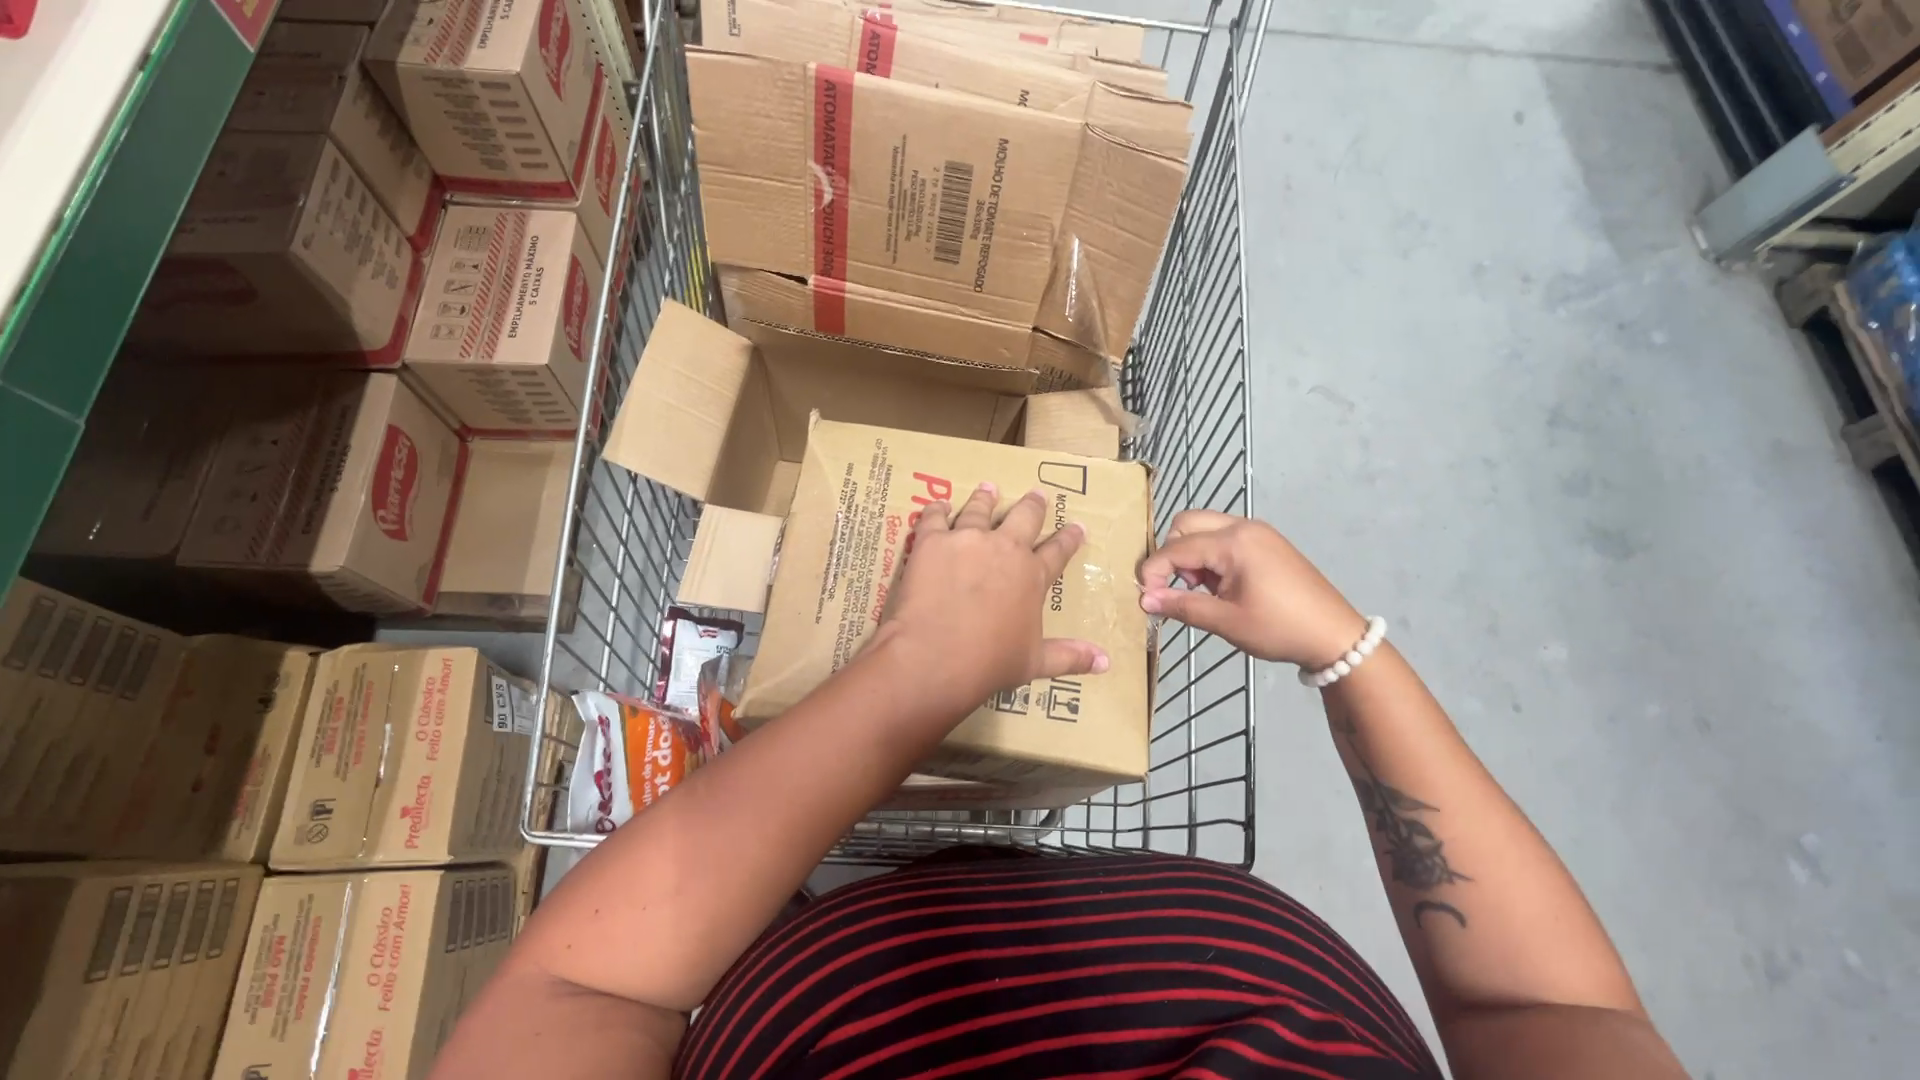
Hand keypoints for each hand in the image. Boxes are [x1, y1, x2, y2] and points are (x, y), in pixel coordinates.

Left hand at [874, 483, 1108, 714]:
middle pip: (1024, 517)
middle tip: (1038, 494)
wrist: (935, 656)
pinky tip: (940, 505)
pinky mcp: (932, 541)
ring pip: (979, 509)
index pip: (1058, 551)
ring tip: (989, 488)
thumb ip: (1069, 657)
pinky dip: (938, 509)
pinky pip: (935, 516)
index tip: (1077, 526)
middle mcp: (1005, 549)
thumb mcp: (1034, 662)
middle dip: (1033, 505)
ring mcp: (967, 540)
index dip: (1070, 538)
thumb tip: (1105, 662)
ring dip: (986, 498)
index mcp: (1033, 576)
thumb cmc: (988, 662)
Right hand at [1139, 510, 1366, 668]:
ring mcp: (1257, 531)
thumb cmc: (1279, 629)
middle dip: (1170, 555)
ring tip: (1200, 589)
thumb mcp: (1226, 621)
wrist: (1334, 635)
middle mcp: (1243, 526)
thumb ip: (1181, 606)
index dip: (1154, 572)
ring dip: (1189, 553)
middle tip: (1178, 589)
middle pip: (1185, 524)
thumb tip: (1144, 600)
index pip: (1175, 548)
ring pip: (1203, 527)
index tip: (1147, 600)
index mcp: (1234, 542)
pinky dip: (1209, 554)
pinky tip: (1219, 584)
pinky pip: (1222, 535)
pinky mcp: (1265, 541)